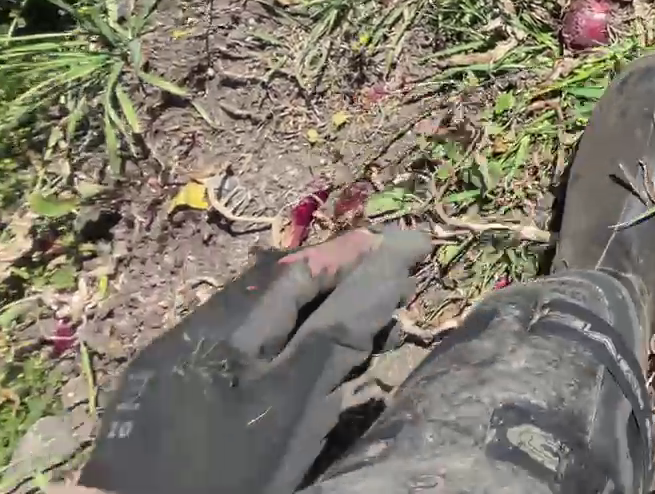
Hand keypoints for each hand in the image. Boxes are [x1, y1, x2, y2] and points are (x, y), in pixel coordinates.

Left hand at [81, 228, 430, 493]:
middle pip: (287, 286)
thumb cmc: (228, 471)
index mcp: (217, 331)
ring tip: (379, 324)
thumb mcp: (298, 397)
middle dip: (351, 277)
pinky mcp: (174, 395)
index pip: (305, 268)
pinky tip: (326, 356)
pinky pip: (252, 344)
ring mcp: (178, 365)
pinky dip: (299, 336)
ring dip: (331, 308)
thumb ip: (346, 323)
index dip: (364, 251)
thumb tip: (398, 254)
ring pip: (273, 314)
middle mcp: (191, 335)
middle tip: (404, 282)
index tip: (418, 244)